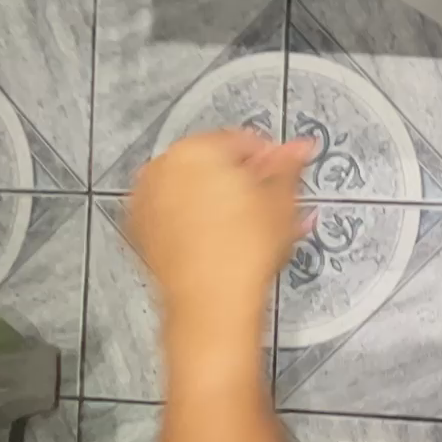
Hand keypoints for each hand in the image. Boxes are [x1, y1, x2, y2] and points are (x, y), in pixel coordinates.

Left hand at [128, 131, 312, 331]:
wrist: (211, 300)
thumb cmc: (244, 252)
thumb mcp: (282, 201)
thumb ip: (289, 166)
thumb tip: (299, 146)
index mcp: (197, 151)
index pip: (243, 140)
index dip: (272, 159)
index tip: (284, 175)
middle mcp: (163, 168)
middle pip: (214, 164)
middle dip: (245, 181)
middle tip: (271, 202)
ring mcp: (147, 198)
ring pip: (195, 188)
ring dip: (224, 200)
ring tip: (253, 224)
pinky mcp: (142, 228)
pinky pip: (177, 212)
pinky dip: (199, 218)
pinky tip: (227, 237)